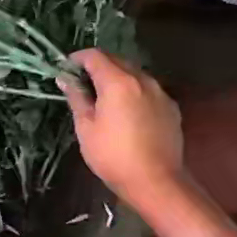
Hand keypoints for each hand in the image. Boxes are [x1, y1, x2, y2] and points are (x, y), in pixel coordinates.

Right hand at [59, 49, 187, 202]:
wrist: (155, 180)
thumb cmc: (112, 155)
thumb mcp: (86, 127)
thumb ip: (77, 98)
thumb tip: (65, 79)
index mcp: (118, 82)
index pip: (95, 56)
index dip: (77, 58)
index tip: (66, 68)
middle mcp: (142, 80)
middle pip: (117, 60)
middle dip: (97, 66)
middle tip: (81, 83)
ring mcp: (160, 92)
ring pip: (134, 74)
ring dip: (116, 77)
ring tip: (103, 97)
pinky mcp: (170, 106)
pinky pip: (147, 89)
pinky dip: (133, 91)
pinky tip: (125, 111)